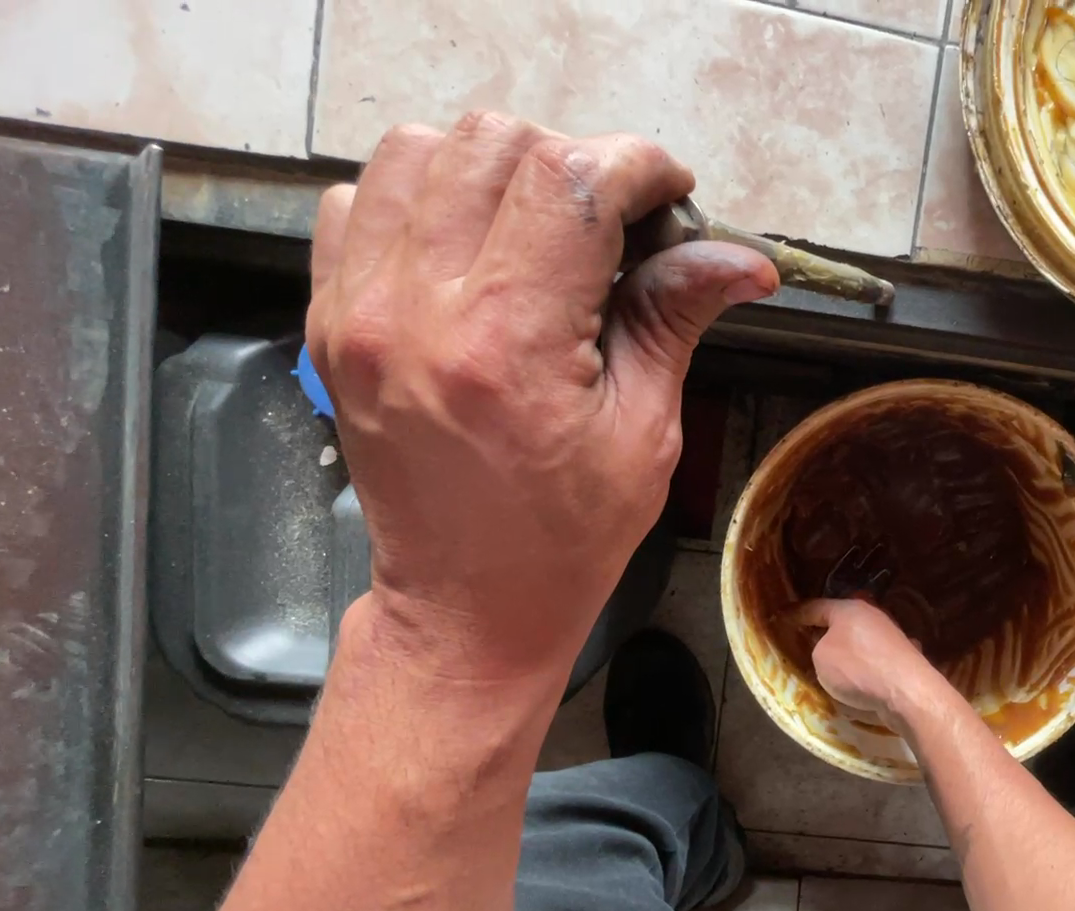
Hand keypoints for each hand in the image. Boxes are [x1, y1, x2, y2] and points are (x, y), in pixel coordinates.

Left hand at [307, 112, 777, 679]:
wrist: (467, 601)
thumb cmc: (569, 535)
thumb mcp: (644, 432)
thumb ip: (674, 319)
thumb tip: (743, 261)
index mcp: (509, 342)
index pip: (572, 181)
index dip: (639, 167)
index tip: (674, 194)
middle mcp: (416, 307)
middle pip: (498, 145)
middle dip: (579, 165)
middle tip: (622, 224)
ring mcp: (358, 308)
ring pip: (423, 149)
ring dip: (504, 170)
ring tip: (551, 231)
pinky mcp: (331, 319)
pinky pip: (363, 197)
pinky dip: (429, 195)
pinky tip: (479, 250)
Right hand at [795, 599, 951, 725]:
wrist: (907, 692)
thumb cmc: (857, 669)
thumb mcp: (821, 658)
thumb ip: (817, 648)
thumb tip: (829, 646)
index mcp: (849, 609)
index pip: (815, 607)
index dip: (796, 614)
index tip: (782, 618)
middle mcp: (873, 615)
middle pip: (843, 618)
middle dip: (827, 627)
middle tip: (810, 637)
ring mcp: (892, 634)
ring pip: (862, 636)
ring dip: (849, 645)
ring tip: (836, 658)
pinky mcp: (904, 656)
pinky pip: (876, 655)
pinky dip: (867, 661)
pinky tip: (864, 672)